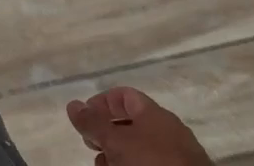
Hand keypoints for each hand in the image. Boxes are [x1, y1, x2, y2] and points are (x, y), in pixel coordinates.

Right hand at [65, 87, 212, 165]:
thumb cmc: (152, 163)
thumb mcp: (115, 141)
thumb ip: (92, 122)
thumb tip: (73, 104)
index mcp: (155, 113)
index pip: (124, 95)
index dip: (101, 103)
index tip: (85, 119)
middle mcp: (170, 130)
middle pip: (131, 123)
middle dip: (107, 134)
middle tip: (92, 146)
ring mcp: (180, 156)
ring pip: (141, 148)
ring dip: (118, 154)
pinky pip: (153, 163)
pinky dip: (135, 165)